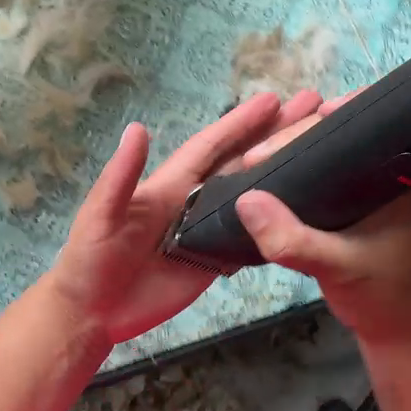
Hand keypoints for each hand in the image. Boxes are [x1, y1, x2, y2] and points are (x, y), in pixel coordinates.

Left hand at [45, 91, 326, 344]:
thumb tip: (138, 128)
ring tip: (321, 154)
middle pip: (240, 164)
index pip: (210, 148)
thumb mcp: (100, 214)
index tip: (274, 99)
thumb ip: (121, 176)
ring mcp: (205, 233)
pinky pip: (249, 237)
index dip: (239, 123)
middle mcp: (191, 203)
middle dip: (274, 136)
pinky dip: (274, 222)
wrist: (92, 311)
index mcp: (167, 186)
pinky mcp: (212, 263)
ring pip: (250, 197)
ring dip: (281, 175)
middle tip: (314, 110)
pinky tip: (305, 212)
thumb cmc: (90, 258)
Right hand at [232, 95, 410, 348]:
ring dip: (306, 149)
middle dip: (303, 136)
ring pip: (348, 146)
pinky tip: (285, 172)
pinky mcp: (385, 194)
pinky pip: (348, 166)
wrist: (403, 332)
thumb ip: (291, 239)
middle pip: (355, 129)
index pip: (371, 122)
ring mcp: (402, 179)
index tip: (278, 138)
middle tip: (260, 154)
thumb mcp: (333, 267)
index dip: (322, 122)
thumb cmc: (381, 296)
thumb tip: (245, 200)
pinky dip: (317, 166)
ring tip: (265, 159)